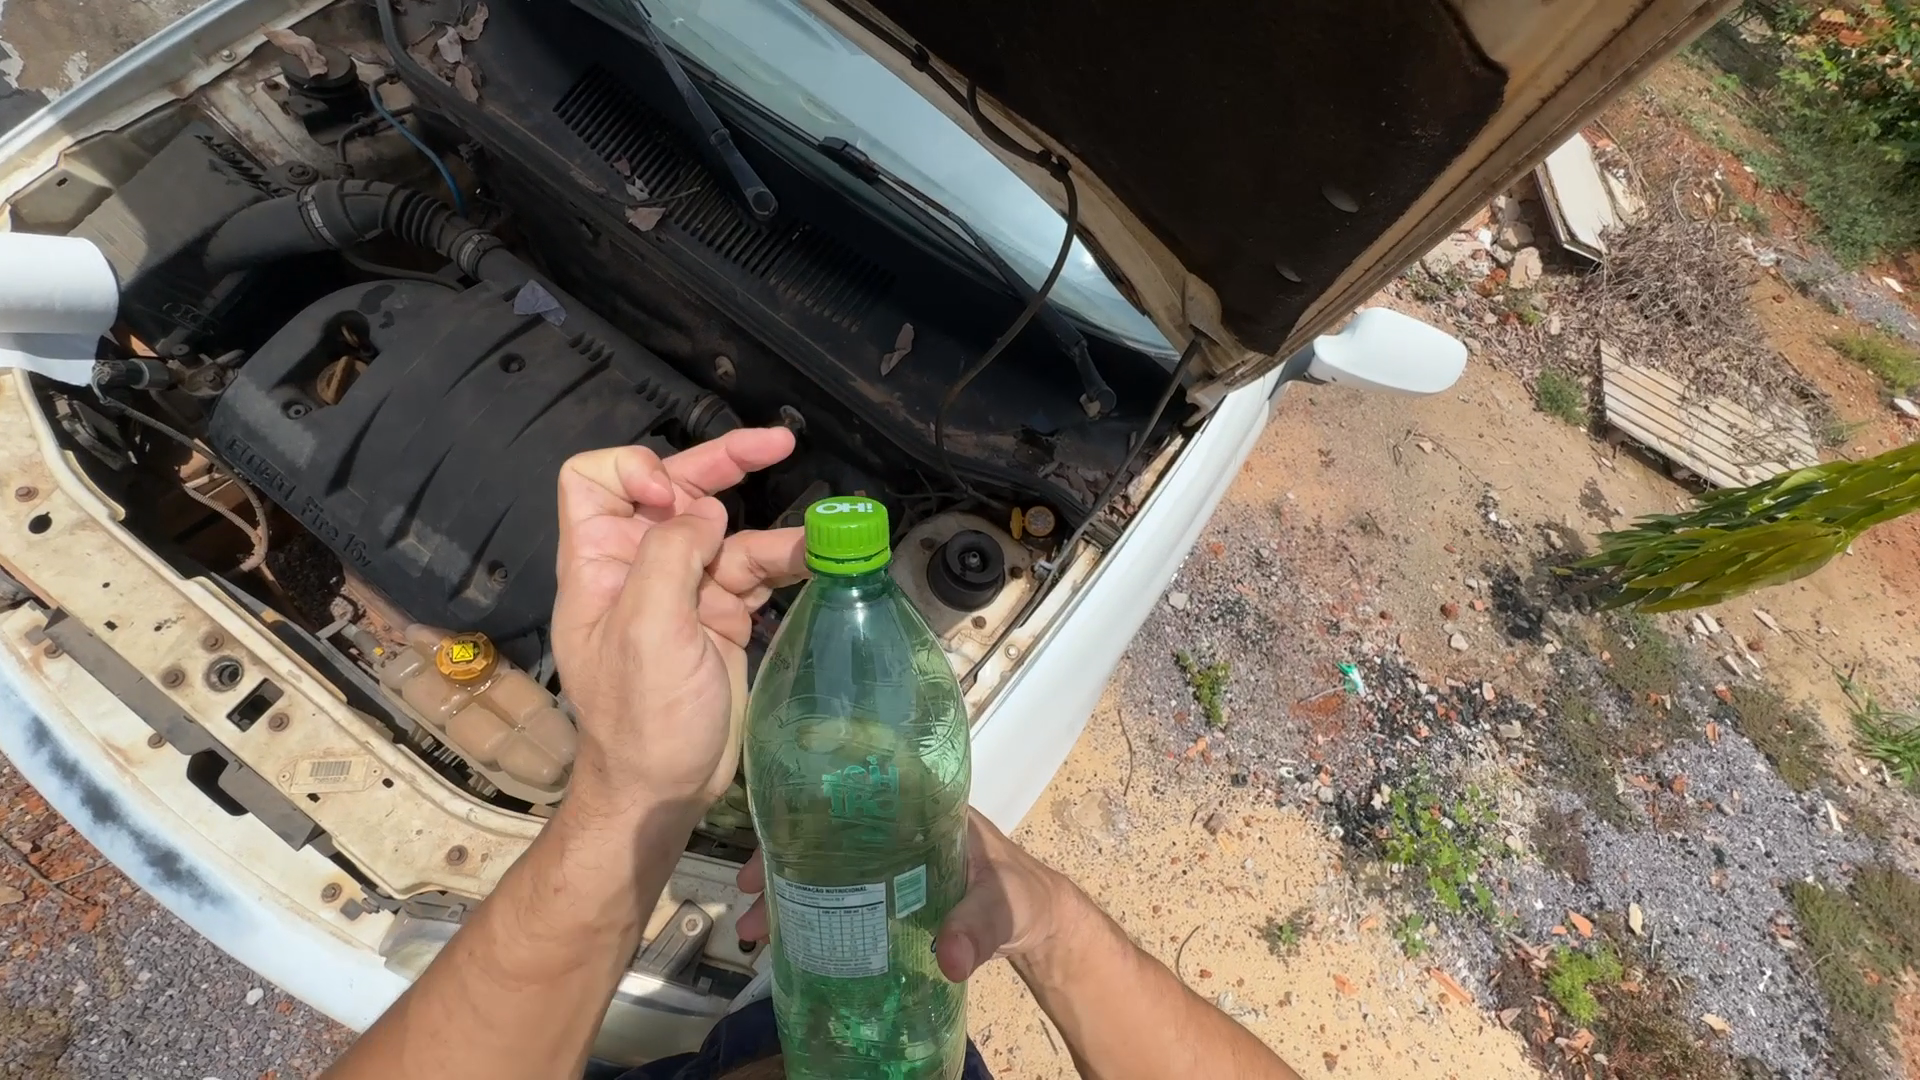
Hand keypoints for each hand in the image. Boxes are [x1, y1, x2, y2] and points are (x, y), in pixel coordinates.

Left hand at [552, 429, 805, 814]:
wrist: (665, 788)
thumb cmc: (642, 717)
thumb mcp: (646, 632)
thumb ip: (671, 557)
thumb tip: (708, 514)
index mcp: (601, 564)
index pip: (595, 481)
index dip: (637, 471)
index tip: (678, 499)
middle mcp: (641, 566)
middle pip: (677, 491)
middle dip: (724, 464)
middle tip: (777, 443)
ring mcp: (685, 590)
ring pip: (730, 534)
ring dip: (775, 532)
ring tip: (822, 536)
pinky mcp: (722, 614)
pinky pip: (757, 573)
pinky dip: (788, 565)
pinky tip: (819, 562)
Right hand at [734, 809, 1081, 981]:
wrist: (1037, 921)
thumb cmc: (1020, 894)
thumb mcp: (1002, 905)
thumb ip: (979, 928)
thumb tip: (947, 958)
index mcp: (921, 811)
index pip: (854, 796)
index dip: (805, 813)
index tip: (768, 841)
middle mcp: (897, 831)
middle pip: (828, 833)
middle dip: (783, 859)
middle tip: (746, 892)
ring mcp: (891, 863)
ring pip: (828, 867)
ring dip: (791, 890)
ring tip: (756, 927)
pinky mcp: (891, 896)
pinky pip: (842, 896)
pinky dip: (813, 912)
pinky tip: (788, 939)